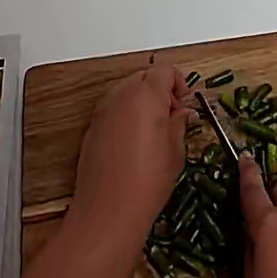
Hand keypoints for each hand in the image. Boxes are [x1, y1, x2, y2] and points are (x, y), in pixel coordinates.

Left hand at [69, 63, 190, 239]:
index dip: (178, 83)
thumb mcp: (175, 152)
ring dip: (142, 101)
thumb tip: (182, 112)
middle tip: (173, 118)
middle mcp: (121, 95)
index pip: (164, 70)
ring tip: (155, 132)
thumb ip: (178, 124)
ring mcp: (103, 108)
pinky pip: (113, 107)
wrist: (109, 207)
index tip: (184, 104)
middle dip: (160, 91)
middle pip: (144, 76)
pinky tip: (135, 141)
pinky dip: (126, 113)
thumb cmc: (148, 180)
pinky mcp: (93, 123)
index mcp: (145, 96)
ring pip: (127, 90)